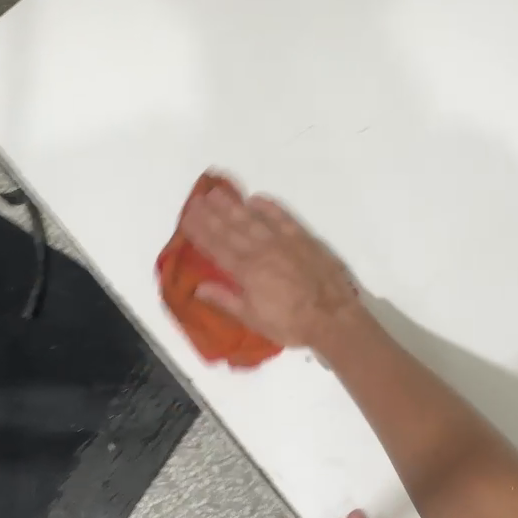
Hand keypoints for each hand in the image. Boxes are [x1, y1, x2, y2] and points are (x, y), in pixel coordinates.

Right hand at [181, 174, 362, 349]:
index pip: (217, 248)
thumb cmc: (290, 324)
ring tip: (217, 193)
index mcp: (246, 272)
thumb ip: (225, 300)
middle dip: (211, 214)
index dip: (200, 232)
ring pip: (252, 219)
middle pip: (231, 229)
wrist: (331, 317)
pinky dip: (269, 207)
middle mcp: (260, 251)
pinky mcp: (303, 239)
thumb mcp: (253, 319)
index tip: (186, 218)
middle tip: (196, 199)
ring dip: (233, 205)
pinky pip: (282, 218)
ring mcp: (282, 242)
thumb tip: (198, 287)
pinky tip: (256, 198)